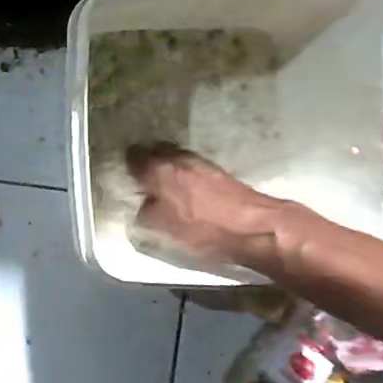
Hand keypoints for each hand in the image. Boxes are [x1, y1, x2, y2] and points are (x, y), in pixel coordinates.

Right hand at [127, 143, 305, 272]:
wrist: (258, 229)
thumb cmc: (203, 230)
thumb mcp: (161, 229)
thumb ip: (144, 213)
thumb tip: (142, 205)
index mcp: (158, 169)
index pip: (133, 156)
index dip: (127, 165)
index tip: (124, 174)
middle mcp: (178, 158)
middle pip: (156, 152)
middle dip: (148, 161)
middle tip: (142, 178)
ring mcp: (202, 163)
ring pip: (176, 159)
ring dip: (169, 168)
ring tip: (165, 185)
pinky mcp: (220, 173)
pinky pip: (193, 168)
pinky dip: (186, 176)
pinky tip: (187, 190)